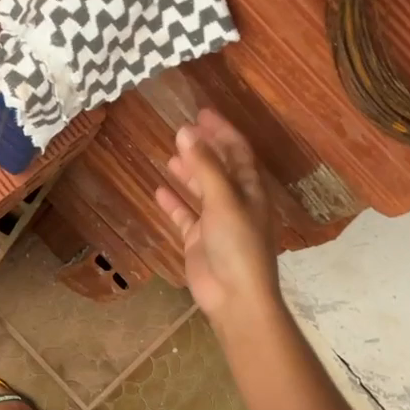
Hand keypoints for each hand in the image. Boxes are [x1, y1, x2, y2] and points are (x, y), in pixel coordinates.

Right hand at [154, 109, 282, 324]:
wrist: (235, 296)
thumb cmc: (238, 245)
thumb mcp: (223, 200)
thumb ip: (205, 166)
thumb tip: (185, 132)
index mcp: (251, 189)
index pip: (237, 151)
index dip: (221, 131)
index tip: (200, 113)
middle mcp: (236, 202)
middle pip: (219, 168)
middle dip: (202, 149)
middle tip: (181, 131)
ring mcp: (216, 223)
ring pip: (200, 191)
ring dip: (187, 173)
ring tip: (169, 156)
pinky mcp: (199, 242)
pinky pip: (185, 217)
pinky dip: (173, 204)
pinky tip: (158, 191)